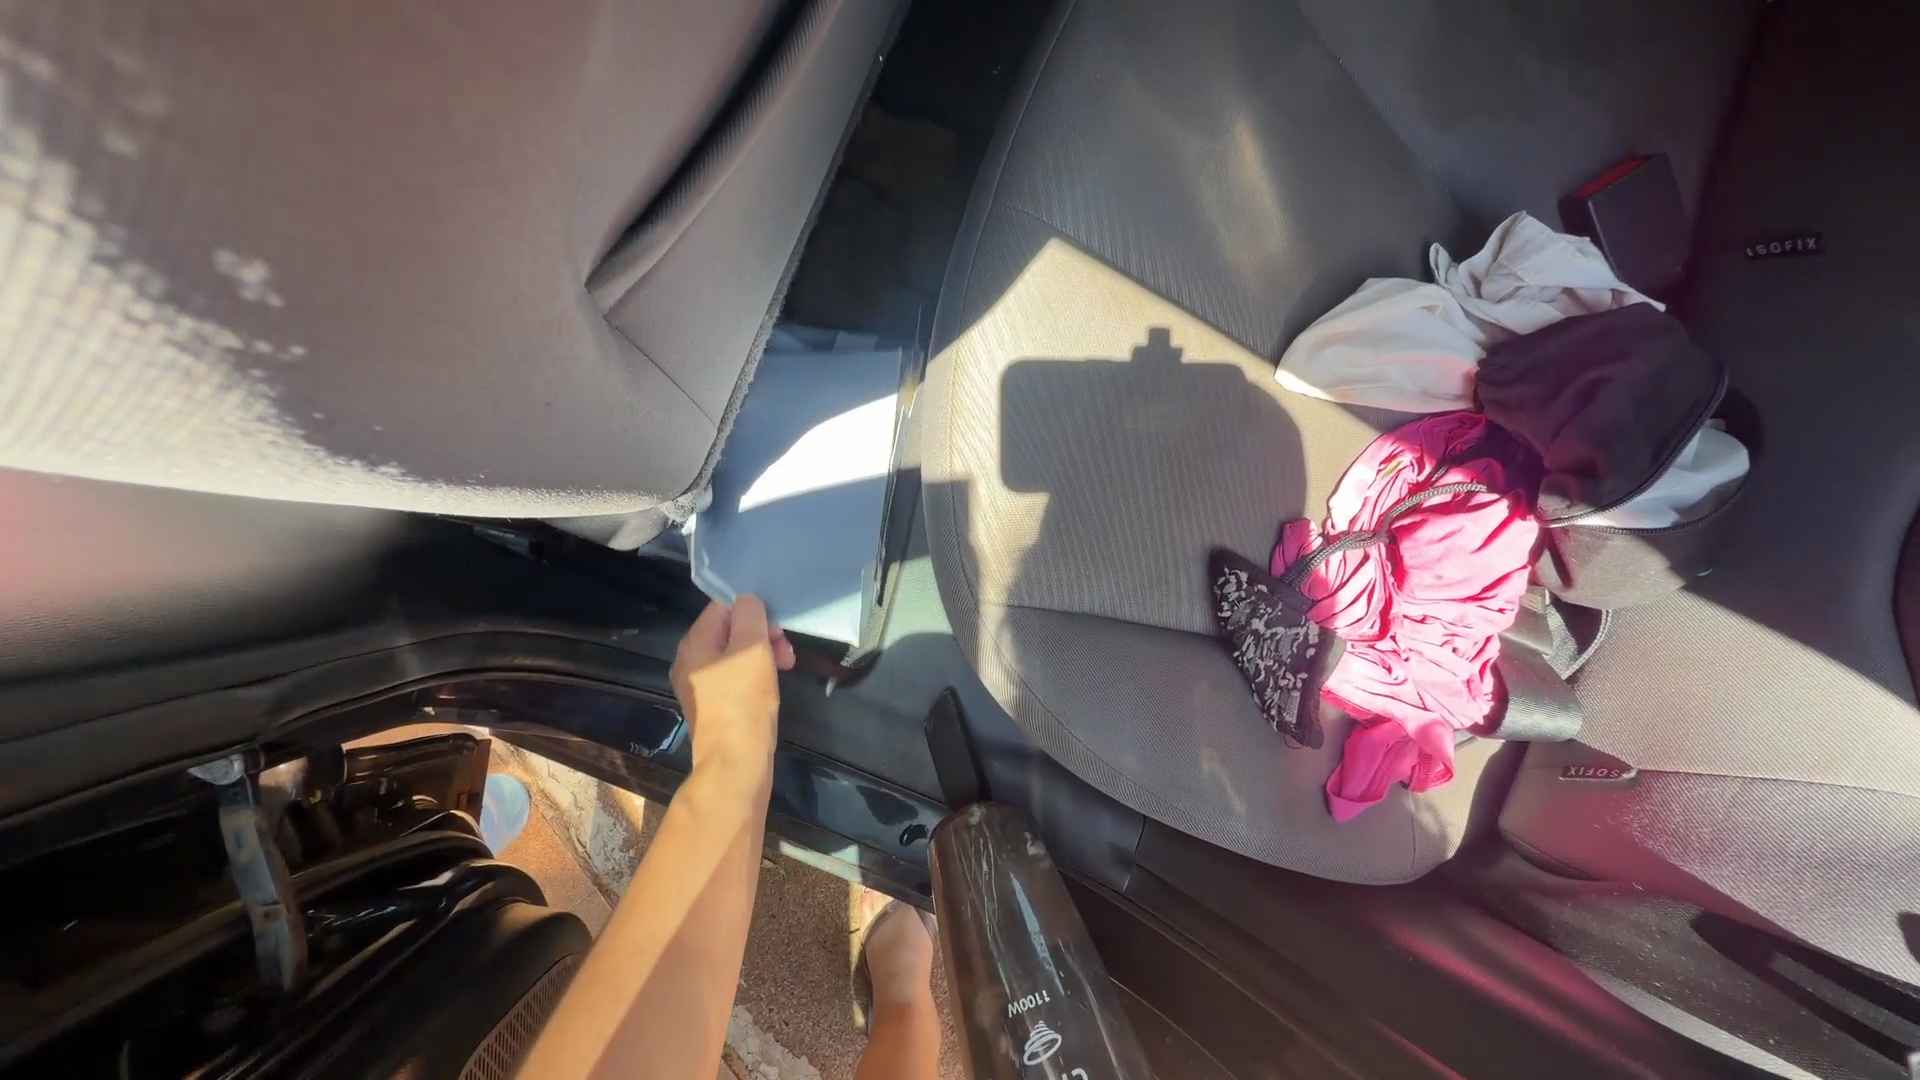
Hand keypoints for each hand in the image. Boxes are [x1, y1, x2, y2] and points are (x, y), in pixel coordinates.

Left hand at [670, 596, 795, 777]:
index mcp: (694, 643)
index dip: (754, 612)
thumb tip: (748, 601)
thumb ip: (750, 615)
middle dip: (762, 635)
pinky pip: (735, 677)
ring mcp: (699, 686)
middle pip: (730, 631)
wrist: (736, 762)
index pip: (723, 607)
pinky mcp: (713, 706)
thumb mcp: (752, 648)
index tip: (777, 630)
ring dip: (763, 655)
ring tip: (786, 668)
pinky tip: (770, 686)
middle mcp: (689, 662)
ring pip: (735, 654)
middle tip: (786, 652)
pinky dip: (755, 675)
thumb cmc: (744, 701)